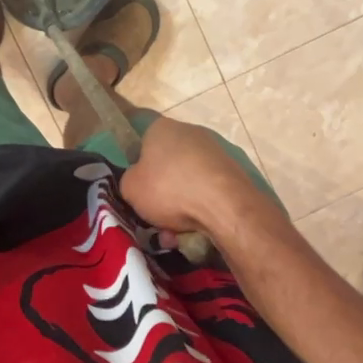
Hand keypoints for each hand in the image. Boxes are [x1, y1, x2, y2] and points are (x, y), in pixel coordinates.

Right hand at [121, 117, 267, 236]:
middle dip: (162, 193)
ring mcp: (215, 150)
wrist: (225, 205)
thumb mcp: (130, 188)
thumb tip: (137, 183)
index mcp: (161, 128)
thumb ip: (129, 182)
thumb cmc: (169, 188)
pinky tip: (198, 231)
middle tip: (157, 218)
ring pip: (188, 182)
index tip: (140, 192)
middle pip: (167, 165)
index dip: (139, 170)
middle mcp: (189, 132)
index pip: (143, 145)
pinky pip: (208, 191)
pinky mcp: (234, 171)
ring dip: (181, 205)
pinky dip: (202, 208)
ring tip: (177, 234)